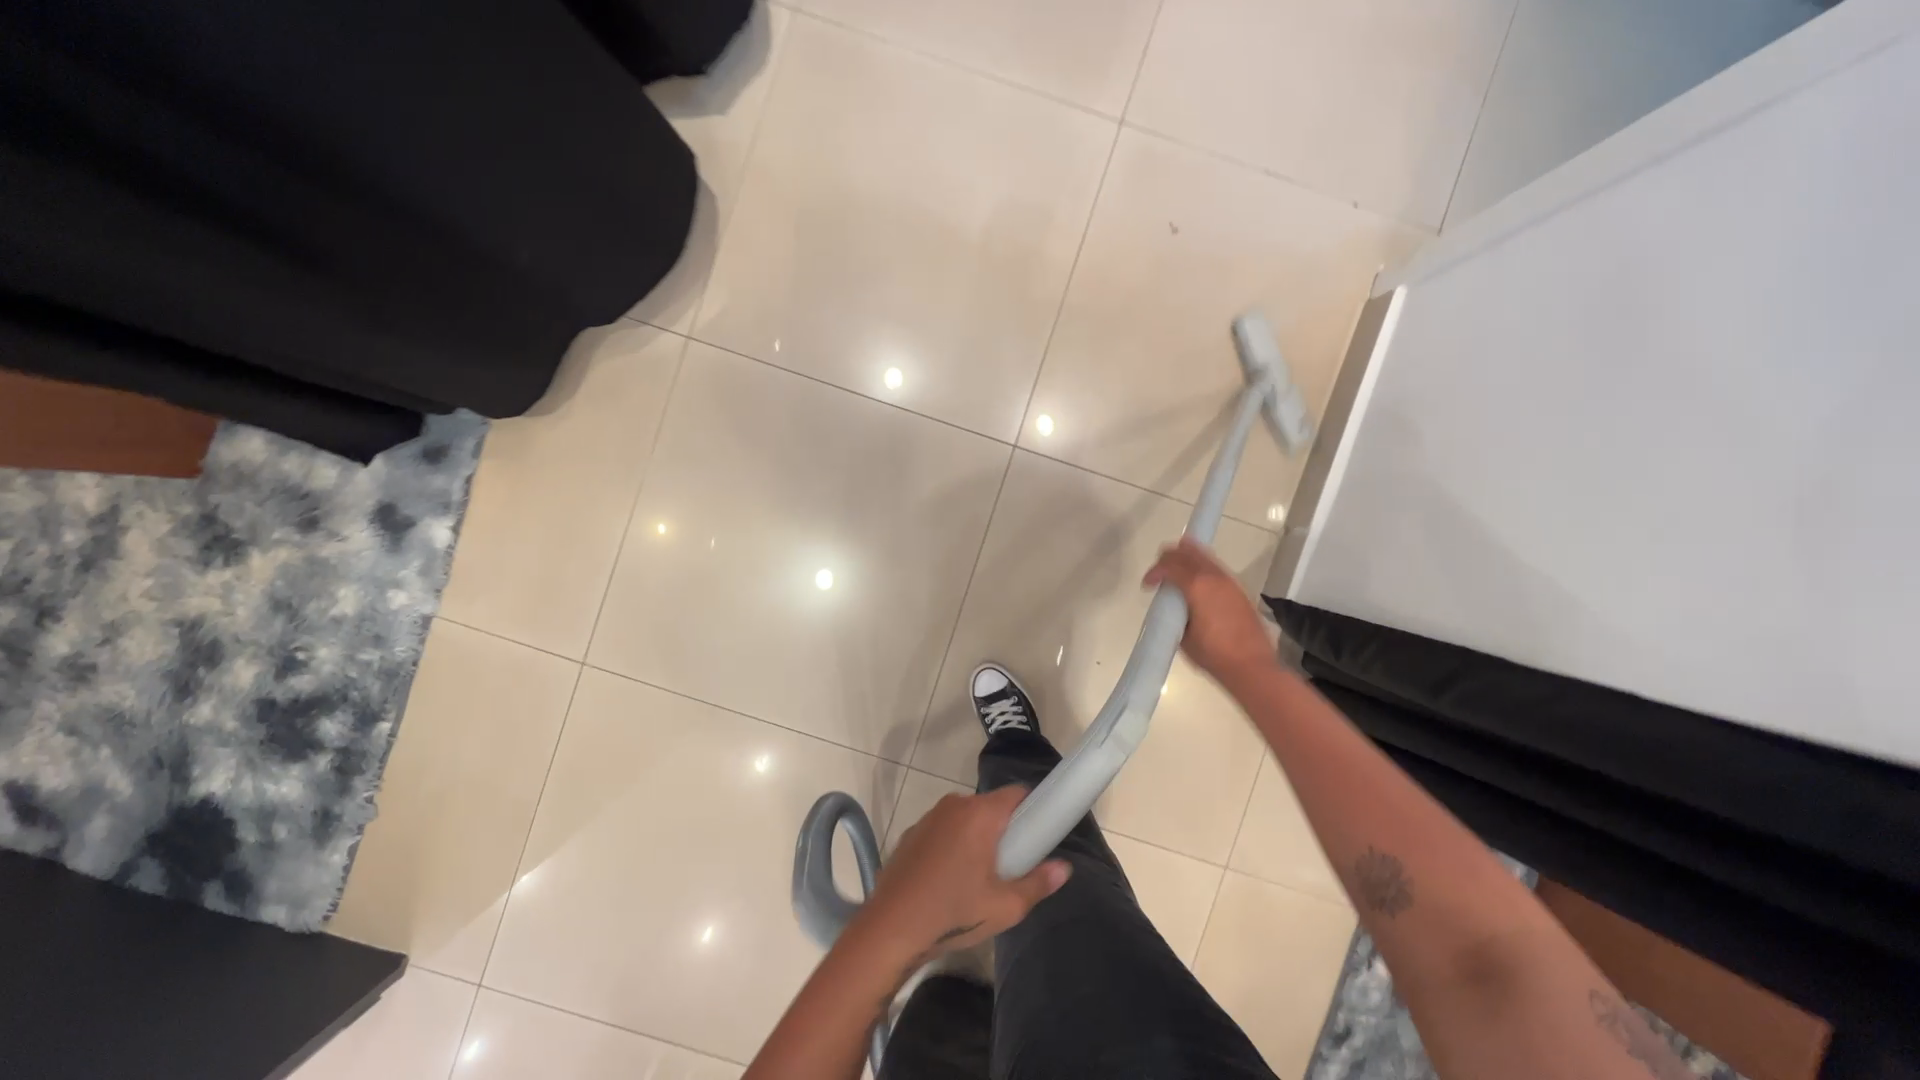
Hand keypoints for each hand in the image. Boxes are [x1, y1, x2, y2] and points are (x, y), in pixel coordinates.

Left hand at [861, 786, 1070, 961]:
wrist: (890, 928)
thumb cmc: (953, 913)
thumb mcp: (1004, 906)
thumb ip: (1038, 883)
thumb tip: (1064, 868)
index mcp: (980, 814)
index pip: (1018, 793)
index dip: (1033, 811)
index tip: (1038, 837)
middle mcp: (954, 806)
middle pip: (991, 807)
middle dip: (1004, 831)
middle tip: (1011, 867)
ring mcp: (928, 818)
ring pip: (966, 820)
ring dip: (976, 839)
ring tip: (978, 879)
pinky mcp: (910, 834)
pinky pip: (943, 831)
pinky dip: (952, 847)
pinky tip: (949, 881)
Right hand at [1143, 537, 1276, 684]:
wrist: (1251, 665)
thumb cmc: (1213, 654)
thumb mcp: (1183, 635)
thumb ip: (1175, 613)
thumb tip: (1173, 607)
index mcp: (1197, 586)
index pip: (1169, 565)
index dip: (1154, 572)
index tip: (1147, 585)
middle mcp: (1214, 577)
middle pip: (1187, 552)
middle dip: (1168, 558)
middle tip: (1159, 573)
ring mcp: (1229, 581)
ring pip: (1204, 556)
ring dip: (1187, 560)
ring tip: (1176, 575)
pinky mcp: (1239, 590)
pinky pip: (1215, 569)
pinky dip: (1201, 570)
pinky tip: (1197, 586)